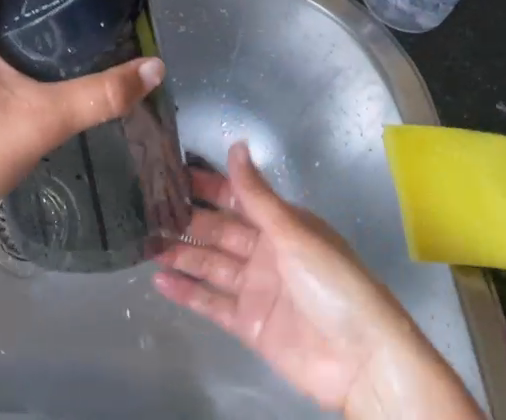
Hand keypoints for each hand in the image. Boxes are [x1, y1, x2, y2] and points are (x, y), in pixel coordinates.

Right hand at [154, 144, 482, 419]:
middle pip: (217, 231)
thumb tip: (235, 144)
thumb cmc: (335, 284)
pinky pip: (211, 302)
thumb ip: (257, 194)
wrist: (363, 361)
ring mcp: (256, 289)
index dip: (205, 185)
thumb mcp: (295, 232)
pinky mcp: (248, 324)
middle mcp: (266, 252)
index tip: (169, 171)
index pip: (236, 197)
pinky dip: (186, 291)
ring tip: (142, 242)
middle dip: (184, 220)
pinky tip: (158, 280)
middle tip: (143, 207)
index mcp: (282, 225)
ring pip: (209, 264)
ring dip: (179, 254)